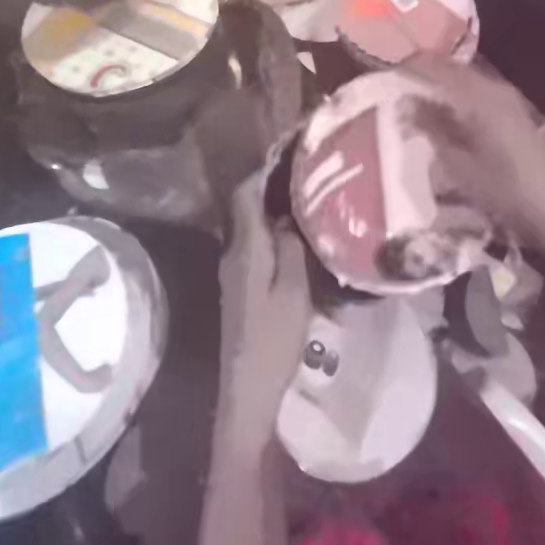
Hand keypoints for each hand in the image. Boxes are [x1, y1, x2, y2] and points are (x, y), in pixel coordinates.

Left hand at [216, 168, 312, 454]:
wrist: (245, 391)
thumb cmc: (273, 342)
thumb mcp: (294, 293)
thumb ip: (290, 248)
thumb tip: (287, 214)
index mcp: (245, 249)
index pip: (245, 194)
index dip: (264, 170)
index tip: (291, 153)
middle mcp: (234, 253)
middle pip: (247, 207)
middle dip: (273, 187)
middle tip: (309, 176)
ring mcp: (235, 271)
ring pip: (253, 227)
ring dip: (275, 211)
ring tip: (310, 202)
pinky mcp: (241, 287)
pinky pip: (257, 246)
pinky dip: (275, 234)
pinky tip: (301, 240)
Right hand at [400, 58, 544, 277]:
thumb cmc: (504, 189)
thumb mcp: (457, 163)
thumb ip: (429, 127)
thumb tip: (402, 103)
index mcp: (478, 97)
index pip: (433, 67)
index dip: (404, 68)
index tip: (380, 78)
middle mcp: (493, 87)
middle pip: (447, 68)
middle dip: (418, 75)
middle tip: (391, 90)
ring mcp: (505, 97)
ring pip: (460, 79)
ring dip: (435, 85)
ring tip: (409, 102)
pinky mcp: (511, 110)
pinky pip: (472, 91)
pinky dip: (451, 96)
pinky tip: (438, 115)